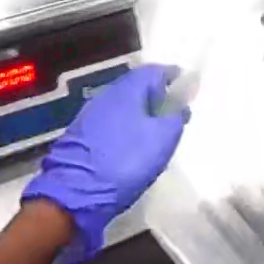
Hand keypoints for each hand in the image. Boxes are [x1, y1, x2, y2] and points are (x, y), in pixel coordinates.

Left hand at [20, 64, 189, 263]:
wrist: (76, 192)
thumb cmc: (126, 160)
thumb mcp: (163, 139)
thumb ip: (176, 117)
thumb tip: (179, 105)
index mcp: (127, 89)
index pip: (155, 71)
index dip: (174, 77)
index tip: (187, 90)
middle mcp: (107, 94)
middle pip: (138, 86)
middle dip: (158, 96)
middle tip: (174, 112)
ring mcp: (91, 113)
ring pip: (124, 104)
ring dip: (142, 112)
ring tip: (156, 130)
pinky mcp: (82, 133)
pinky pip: (112, 120)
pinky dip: (127, 125)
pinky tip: (133, 143)